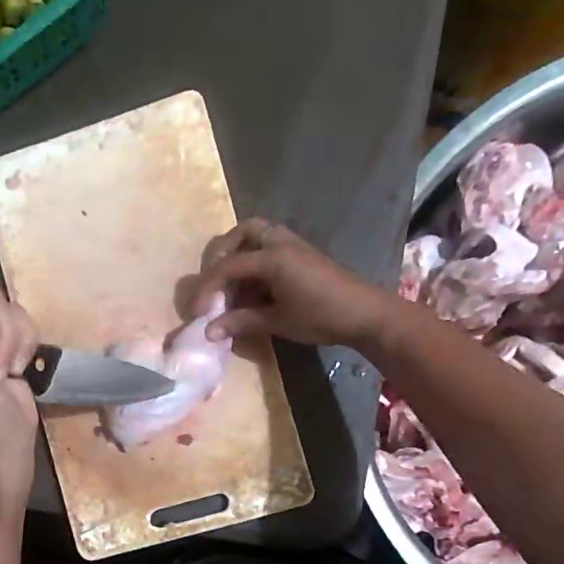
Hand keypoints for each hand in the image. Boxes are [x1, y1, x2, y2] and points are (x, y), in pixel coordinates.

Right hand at [190, 218, 405, 348]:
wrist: (366, 315)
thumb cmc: (321, 316)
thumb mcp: (277, 321)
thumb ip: (240, 322)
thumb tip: (208, 332)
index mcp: (273, 257)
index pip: (227, 265)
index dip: (206, 288)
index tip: (197, 312)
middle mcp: (281, 244)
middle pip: (243, 231)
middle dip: (222, 253)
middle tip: (214, 281)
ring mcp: (293, 248)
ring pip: (257, 237)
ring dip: (238, 256)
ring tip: (231, 287)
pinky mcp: (301, 258)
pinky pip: (269, 249)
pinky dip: (253, 264)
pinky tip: (251, 291)